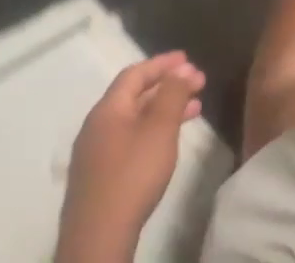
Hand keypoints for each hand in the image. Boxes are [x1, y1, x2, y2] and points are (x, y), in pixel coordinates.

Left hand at [57, 52, 205, 262]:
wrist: (98, 236)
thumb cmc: (133, 175)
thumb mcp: (160, 129)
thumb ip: (172, 95)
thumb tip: (181, 69)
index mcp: (107, 110)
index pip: (134, 74)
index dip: (162, 63)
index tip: (188, 59)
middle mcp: (96, 126)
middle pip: (134, 96)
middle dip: (168, 86)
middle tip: (199, 82)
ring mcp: (95, 153)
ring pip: (134, 119)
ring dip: (164, 109)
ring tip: (195, 109)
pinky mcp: (99, 176)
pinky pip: (129, 138)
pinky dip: (153, 130)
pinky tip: (168, 141)